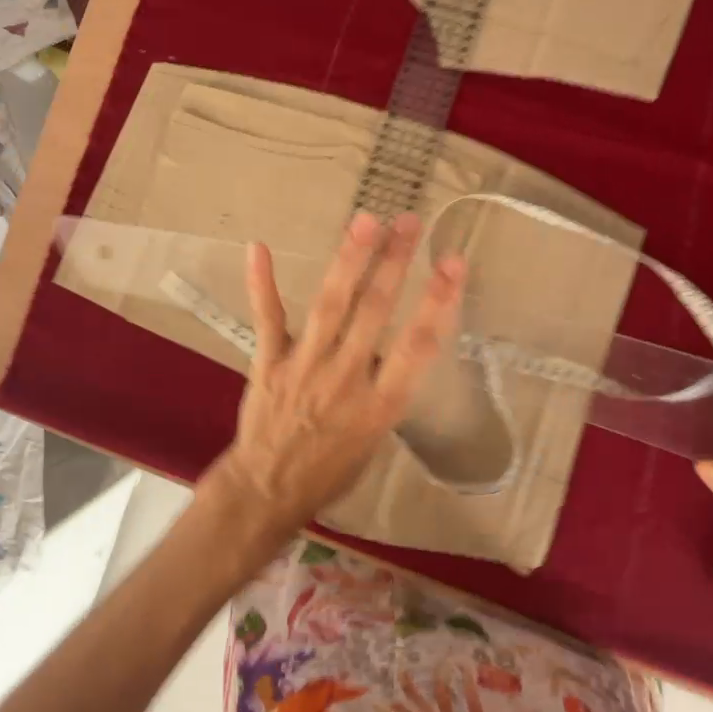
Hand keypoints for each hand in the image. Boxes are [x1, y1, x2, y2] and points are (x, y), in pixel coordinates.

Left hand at [203, 211, 465, 543]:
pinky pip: (267, 318)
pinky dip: (261, 283)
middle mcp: (346, 379)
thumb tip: (386, 348)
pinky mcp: (269, 363)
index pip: (418, 345)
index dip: (438, 301)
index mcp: (380, 404)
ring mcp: (304, 367)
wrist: (269, 490)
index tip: (454, 262)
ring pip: (330, 306)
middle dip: (395, 263)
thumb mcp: (373, 440)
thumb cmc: (329, 471)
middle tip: (410, 221)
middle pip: (374, 312)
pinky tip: (258, 247)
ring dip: (349, 261)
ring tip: (366, 222)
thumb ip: (382, 390)